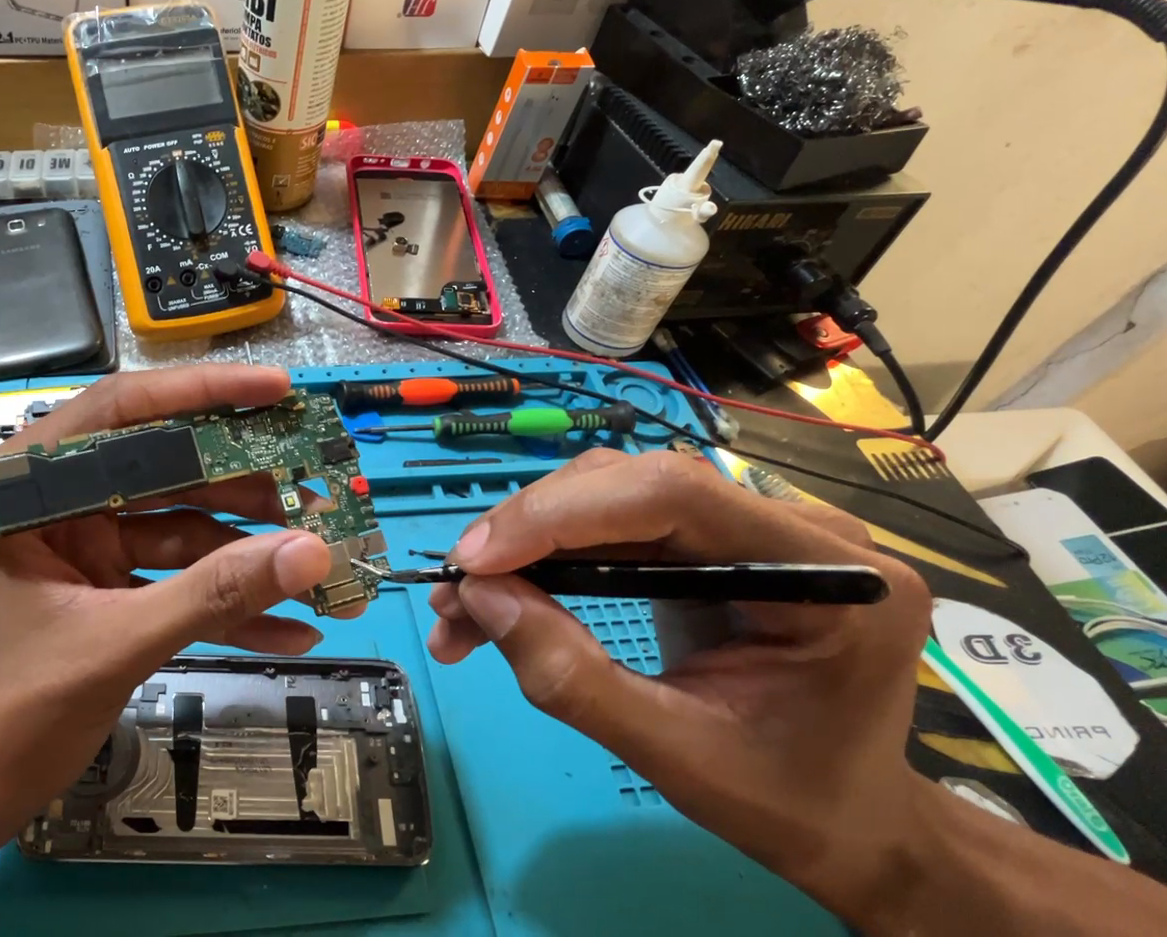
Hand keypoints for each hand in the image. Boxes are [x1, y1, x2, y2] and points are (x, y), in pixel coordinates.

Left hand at [0, 367, 333, 887]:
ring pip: (174, 529)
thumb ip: (212, 596)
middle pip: (159, 470)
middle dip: (243, 486)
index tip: (276, 392)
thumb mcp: (113, 645)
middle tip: (317, 487)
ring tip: (320, 566)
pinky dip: (219, 606)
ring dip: (243, 553)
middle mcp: (49, 507)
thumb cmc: (0, 719)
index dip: (202, 393)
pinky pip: (167, 585)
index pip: (118, 411)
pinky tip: (287, 630)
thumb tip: (311, 551)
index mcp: (21, 489)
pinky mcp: (95, 597)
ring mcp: (74, 553)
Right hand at [426, 448, 931, 925]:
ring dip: (527, 543)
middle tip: (456, 587)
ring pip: (610, 496)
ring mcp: (755, 527)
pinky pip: (615, 525)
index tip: (475, 562)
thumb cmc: (783, 800)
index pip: (674, 496)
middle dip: (530, 531)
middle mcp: (797, 529)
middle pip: (632, 485)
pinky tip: (503, 594)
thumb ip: (572, 676)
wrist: (849, 820)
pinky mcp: (715, 540)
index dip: (561, 515)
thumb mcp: (672, 754)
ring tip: (464, 600)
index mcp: (826, 577)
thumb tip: (478, 597)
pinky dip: (549, 557)